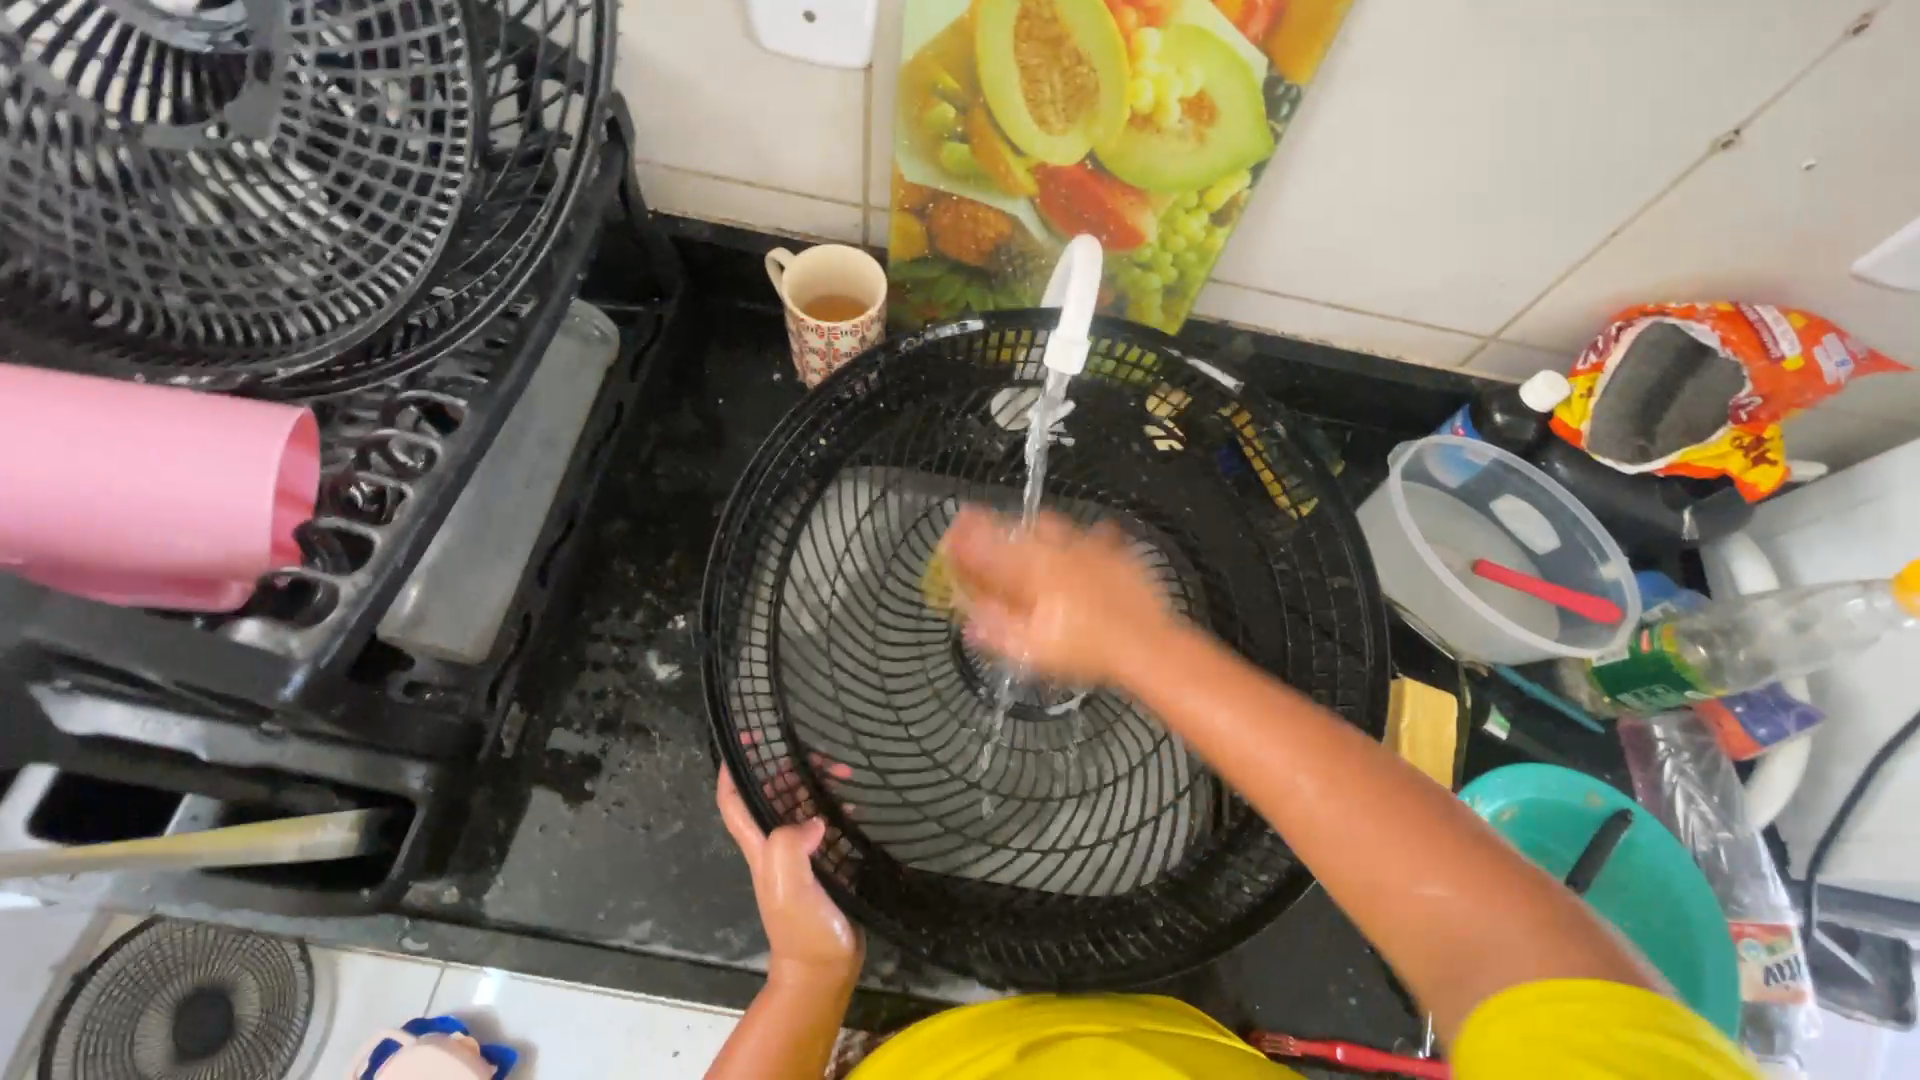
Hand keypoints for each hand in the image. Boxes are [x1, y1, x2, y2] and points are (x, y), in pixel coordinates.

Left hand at [716, 767, 863, 986]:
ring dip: (818, 784)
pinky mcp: (824, 865)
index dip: (733, 768)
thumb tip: (813, 820)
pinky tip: (856, 804)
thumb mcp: (788, 886)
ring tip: (847, 774)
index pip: (734, 800)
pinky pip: (826, 823)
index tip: (750, 738)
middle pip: (773, 793)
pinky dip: (837, 807)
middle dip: (792, 767)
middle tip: (824, 756)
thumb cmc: (802, 928)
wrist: (825, 969)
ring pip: (801, 805)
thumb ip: (789, 846)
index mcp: (761, 846)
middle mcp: (775, 845)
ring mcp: (800, 856)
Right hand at [942, 505, 1177, 685]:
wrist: (1148, 645)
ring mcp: (1093, 550)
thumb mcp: (1033, 648)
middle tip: (979, 520)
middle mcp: (1060, 552)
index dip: (967, 539)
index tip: (951, 533)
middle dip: (996, 525)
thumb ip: (997, 629)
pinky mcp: (1120, 555)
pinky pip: (1099, 536)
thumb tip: (969, 621)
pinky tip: (1089, 542)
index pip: (991, 549)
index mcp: (1034, 571)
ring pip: (1057, 527)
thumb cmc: (1087, 650)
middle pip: (1020, 531)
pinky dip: (1086, 539)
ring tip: (1030, 526)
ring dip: (1036, 526)